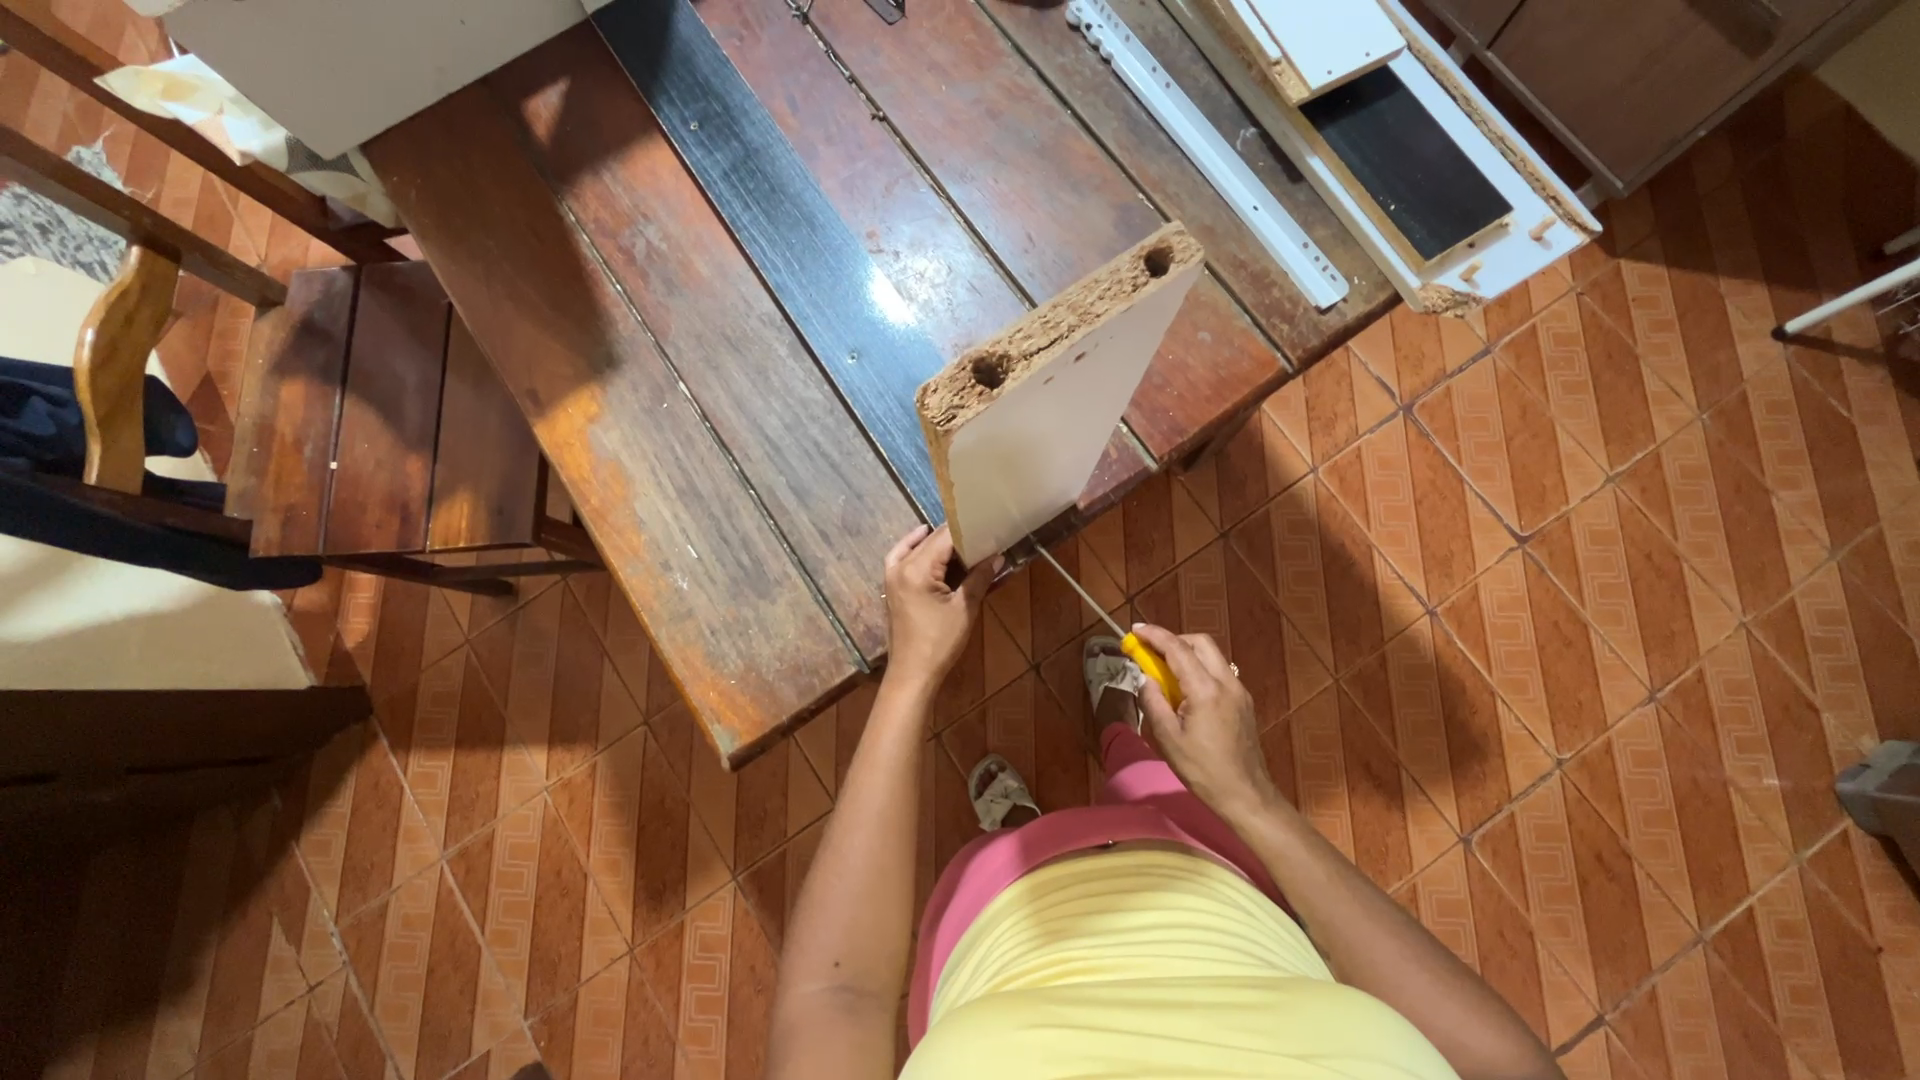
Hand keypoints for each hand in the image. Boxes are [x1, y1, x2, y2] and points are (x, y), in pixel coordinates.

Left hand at [883, 525, 999, 691]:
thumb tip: (998, 557)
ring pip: (916, 547)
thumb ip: (980, 578)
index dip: (967, 530)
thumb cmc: (940, 642)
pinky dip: (913, 546)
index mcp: (917, 569)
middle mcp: (900, 566)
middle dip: (955, 537)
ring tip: (963, 542)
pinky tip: (925, 541)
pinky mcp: (891, 586)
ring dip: (937, 542)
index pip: (944, 537)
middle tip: (982, 536)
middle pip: (930, 540)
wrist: (912, 672)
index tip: (988, 527)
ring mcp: (892, 575)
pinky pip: (900, 556)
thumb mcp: (964, 608)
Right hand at [1129, 623, 1282, 819]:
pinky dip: (1199, 668)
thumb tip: (1146, 680)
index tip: (1135, 630)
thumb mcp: (1167, 739)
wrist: (1245, 794)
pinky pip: (1219, 672)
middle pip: (1200, 642)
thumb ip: (1153, 702)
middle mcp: (1227, 683)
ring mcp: (1239, 691)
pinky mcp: (1243, 701)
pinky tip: (1185, 690)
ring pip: (1212, 655)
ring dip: (1187, 653)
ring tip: (1165, 671)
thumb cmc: (1202, 770)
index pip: (1178, 649)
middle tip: (1150, 652)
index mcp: (1206, 690)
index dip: (1154, 636)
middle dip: (1174, 639)